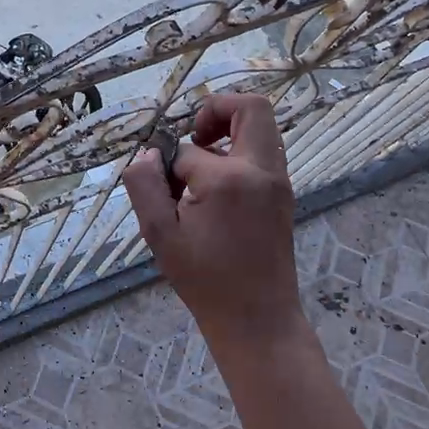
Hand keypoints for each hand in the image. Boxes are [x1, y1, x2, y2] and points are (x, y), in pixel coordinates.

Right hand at [122, 93, 299, 341]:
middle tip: (193, 136)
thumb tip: (148, 154)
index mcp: (229, 179)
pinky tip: (214, 189)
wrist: (258, 320)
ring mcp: (278, 182)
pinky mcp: (283, 196)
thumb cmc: (205, 281)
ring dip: (228, 133)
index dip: (165, 163)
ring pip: (260, 129)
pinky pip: (263, 153)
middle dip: (216, 110)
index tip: (158, 187)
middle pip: (252, 108)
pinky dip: (238, 154)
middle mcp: (261, 171)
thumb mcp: (159, 234)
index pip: (187, 149)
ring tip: (198, 167)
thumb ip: (145, 185)